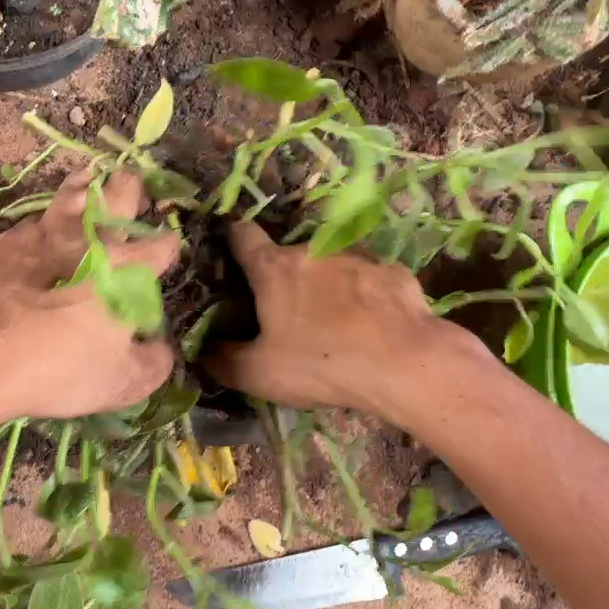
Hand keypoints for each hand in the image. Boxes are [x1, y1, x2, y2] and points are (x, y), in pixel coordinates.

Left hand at [0, 170, 179, 427]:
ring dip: (82, 186)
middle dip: (129, 186)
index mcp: (127, 269)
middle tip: (129, 181)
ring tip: (86, 177)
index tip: (166, 251)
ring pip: (69, 196)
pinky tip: (37, 232)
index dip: (168, 246)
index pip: (161, 246)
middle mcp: (90, 241)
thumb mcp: (123, 382)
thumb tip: (157, 347)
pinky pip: (30, 225)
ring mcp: (45, 237)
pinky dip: (39, 226)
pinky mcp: (7, 245)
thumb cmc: (61, 366)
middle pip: (118, 197)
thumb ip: (152, 362)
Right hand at [205, 222, 496, 427]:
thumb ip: (223, 359)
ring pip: (332, 266)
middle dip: (286, 277)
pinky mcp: (393, 271)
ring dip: (328, 286)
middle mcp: (312, 251)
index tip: (231, 250)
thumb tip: (203, 350)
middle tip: (289, 313)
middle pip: (290, 256)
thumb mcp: (259, 374)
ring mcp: (357, 257)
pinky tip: (373, 326)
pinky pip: (370, 280)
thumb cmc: (321, 363)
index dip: (233, 238)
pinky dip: (366, 296)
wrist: (405, 363)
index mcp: (274, 269)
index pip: (243, 234)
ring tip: (336, 323)